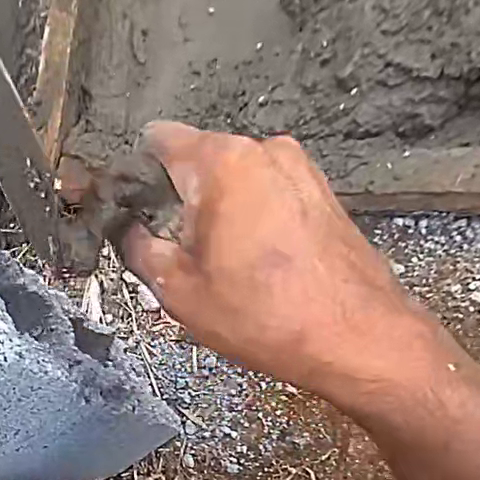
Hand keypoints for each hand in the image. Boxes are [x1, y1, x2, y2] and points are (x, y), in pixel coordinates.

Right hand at [122, 122, 452, 400]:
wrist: (353, 337)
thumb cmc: (263, 316)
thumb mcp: (177, 289)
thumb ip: (137, 247)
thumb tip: (125, 228)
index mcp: (221, 162)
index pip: (155, 142)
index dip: (132, 178)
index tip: (126, 215)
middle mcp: (263, 149)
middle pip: (195, 163)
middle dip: (175, 204)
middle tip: (172, 259)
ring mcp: (298, 168)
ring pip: (231, 183)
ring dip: (212, 216)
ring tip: (215, 270)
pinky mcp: (319, 192)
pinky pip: (264, 195)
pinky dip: (246, 222)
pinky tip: (249, 268)